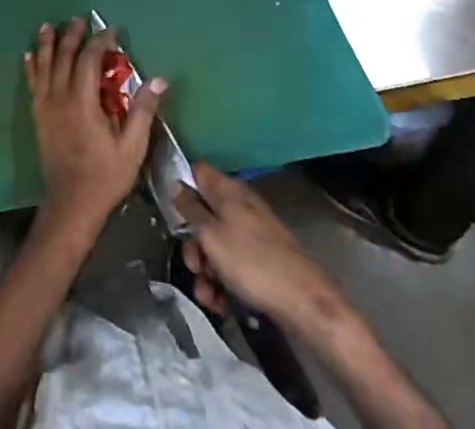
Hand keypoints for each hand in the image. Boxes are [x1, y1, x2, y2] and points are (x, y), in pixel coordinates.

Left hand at [25, 18, 165, 234]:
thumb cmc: (106, 176)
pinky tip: (29, 56)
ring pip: (43, 66)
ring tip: (47, 26)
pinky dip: (31, 67)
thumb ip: (142, 110)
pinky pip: (32, 84)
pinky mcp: (38, 117)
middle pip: (64, 57)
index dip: (100, 41)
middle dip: (71, 36)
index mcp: (83, 102)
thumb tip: (159, 79)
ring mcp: (45, 107)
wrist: (71, 203)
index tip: (111, 30)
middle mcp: (60, 98)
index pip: (89, 60)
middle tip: (78, 19)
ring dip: (46, 44)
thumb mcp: (132, 146)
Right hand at [177, 164, 349, 325]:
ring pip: (214, 246)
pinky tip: (220, 302)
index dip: (180, 186)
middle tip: (193, 264)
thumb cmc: (251, 262)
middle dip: (192, 243)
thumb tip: (177, 186)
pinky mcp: (260, 261)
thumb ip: (190, 209)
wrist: (304, 303)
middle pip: (203, 215)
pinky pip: (231, 265)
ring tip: (208, 294)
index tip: (170, 209)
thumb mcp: (211, 234)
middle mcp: (240, 207)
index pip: (197, 172)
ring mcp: (251, 235)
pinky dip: (222, 283)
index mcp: (229, 192)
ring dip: (205, 270)